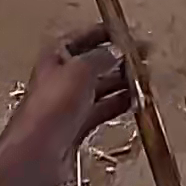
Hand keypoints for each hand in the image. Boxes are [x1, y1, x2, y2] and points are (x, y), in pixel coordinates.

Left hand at [0, 24, 131, 185]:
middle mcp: (63, 74)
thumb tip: (117, 50)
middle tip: (145, 57)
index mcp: (57, 54)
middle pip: (95, 61)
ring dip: (122, 82)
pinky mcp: (78, 124)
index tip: (129, 34)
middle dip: (119, 59)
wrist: (39, 152)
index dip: (106, 33)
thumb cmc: (55, 102)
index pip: (84, 36)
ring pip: (101, 86)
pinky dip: (119, 104)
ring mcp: (71, 100)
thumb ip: (100, 58)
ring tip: (147, 79)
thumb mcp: (79, 70)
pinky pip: (103, 108)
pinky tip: (138, 102)